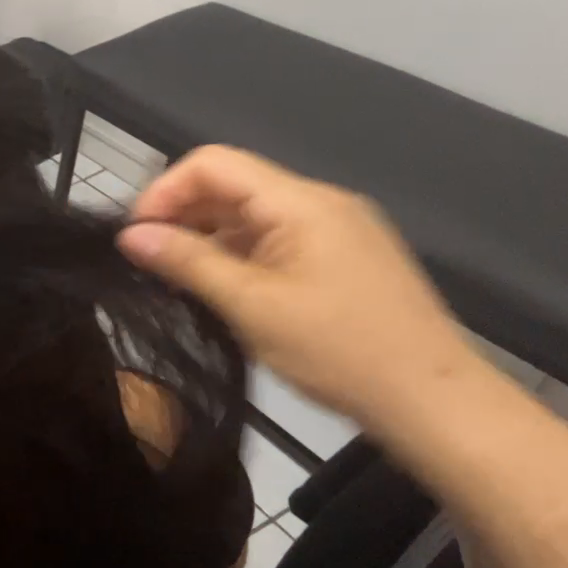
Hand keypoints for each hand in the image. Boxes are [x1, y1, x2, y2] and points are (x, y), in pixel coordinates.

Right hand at [117, 146, 478, 422]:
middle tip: (148, 261)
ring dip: (204, 237)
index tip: (137, 236)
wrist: (438, 404)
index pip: (213, 164)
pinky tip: (220, 289)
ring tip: (177, 280)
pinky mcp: (340, 257)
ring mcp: (335, 230)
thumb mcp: (251, 306)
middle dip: (180, 214)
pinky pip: (271, 238)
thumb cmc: (342, 351)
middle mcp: (320, 204)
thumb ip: (187, 262)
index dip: (164, 191)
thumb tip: (129, 235)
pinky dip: (234, 254)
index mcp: (303, 203)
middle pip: (230, 184)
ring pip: (248, 214)